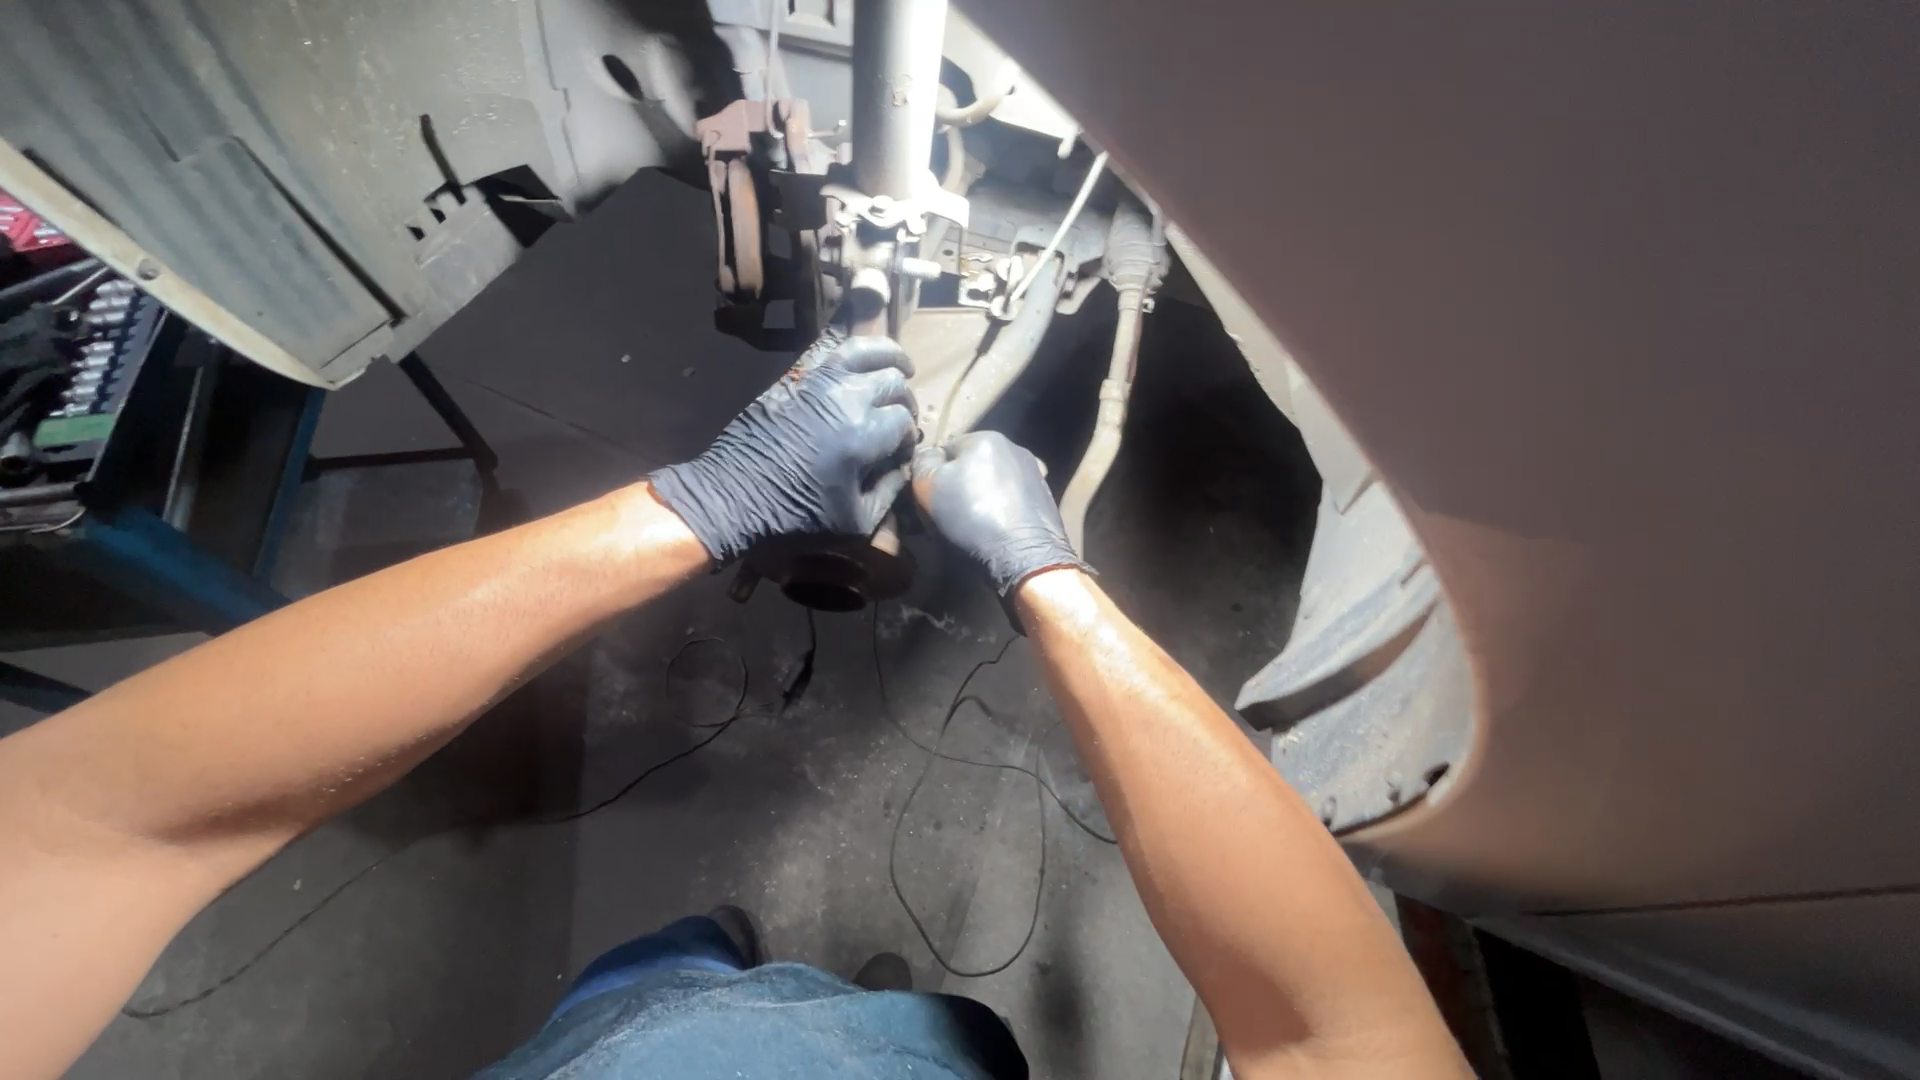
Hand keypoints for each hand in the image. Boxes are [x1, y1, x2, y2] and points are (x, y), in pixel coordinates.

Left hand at [651, 332, 916, 562]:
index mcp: (864, 435)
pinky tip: (860, 359)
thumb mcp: (859, 522)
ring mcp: (817, 382)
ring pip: (865, 349)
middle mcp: (846, 399)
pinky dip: (850, 348)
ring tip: (901, 366)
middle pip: (893, 381)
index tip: (903, 452)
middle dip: (904, 400)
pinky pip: (828, 350)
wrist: (733, 500)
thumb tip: (905, 464)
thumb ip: (891, 489)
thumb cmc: (797, 520)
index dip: (909, 437)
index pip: (904, 421)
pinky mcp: (793, 378)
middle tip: (901, 418)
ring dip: (890, 356)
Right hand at [912, 431, 1088, 595]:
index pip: (945, 449)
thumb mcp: (928, 488)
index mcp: (986, 437)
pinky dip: (1002, 510)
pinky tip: (997, 530)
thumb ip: (921, 463)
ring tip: (974, 527)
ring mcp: (1035, 474)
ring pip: (994, 482)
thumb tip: (929, 456)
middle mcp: (1015, 448)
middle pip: (973, 465)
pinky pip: (1012, 500)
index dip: (933, 475)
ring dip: (982, 498)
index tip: (930, 500)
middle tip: (948, 515)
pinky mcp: (1047, 499)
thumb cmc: (971, 520)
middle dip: (960, 485)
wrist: (1025, 558)